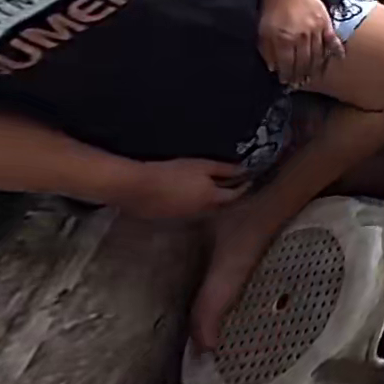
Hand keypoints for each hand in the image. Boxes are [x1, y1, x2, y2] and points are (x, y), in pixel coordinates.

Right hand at [111, 158, 246, 218]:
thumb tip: (243, 171)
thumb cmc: (173, 172)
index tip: (249, 180)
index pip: (233, 196)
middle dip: (228, 197)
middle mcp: (197, 210)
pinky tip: (189, 195)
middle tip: (234, 186)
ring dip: (211, 202)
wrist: (135, 186)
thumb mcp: (204, 165)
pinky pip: (185, 211)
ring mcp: (179, 216)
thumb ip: (225, 169)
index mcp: (210, 197)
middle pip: (219, 205)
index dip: (243, 187)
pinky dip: (193, 204)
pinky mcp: (163, 217)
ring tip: (214, 190)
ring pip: (202, 210)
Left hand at [258, 0, 343, 87]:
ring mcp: (316, 30)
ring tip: (314, 75)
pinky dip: (336, 50)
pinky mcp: (326, 23)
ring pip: (318, 53)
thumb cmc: (272, 11)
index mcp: (284, 39)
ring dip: (316, 66)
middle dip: (302, 74)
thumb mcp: (263, 32)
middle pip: (304, 61)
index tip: (287, 83)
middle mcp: (302, 37)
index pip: (288, 63)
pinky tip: (339, 58)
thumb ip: (267, 50)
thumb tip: (274, 68)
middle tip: (301, 83)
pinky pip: (333, 39)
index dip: (288, 75)